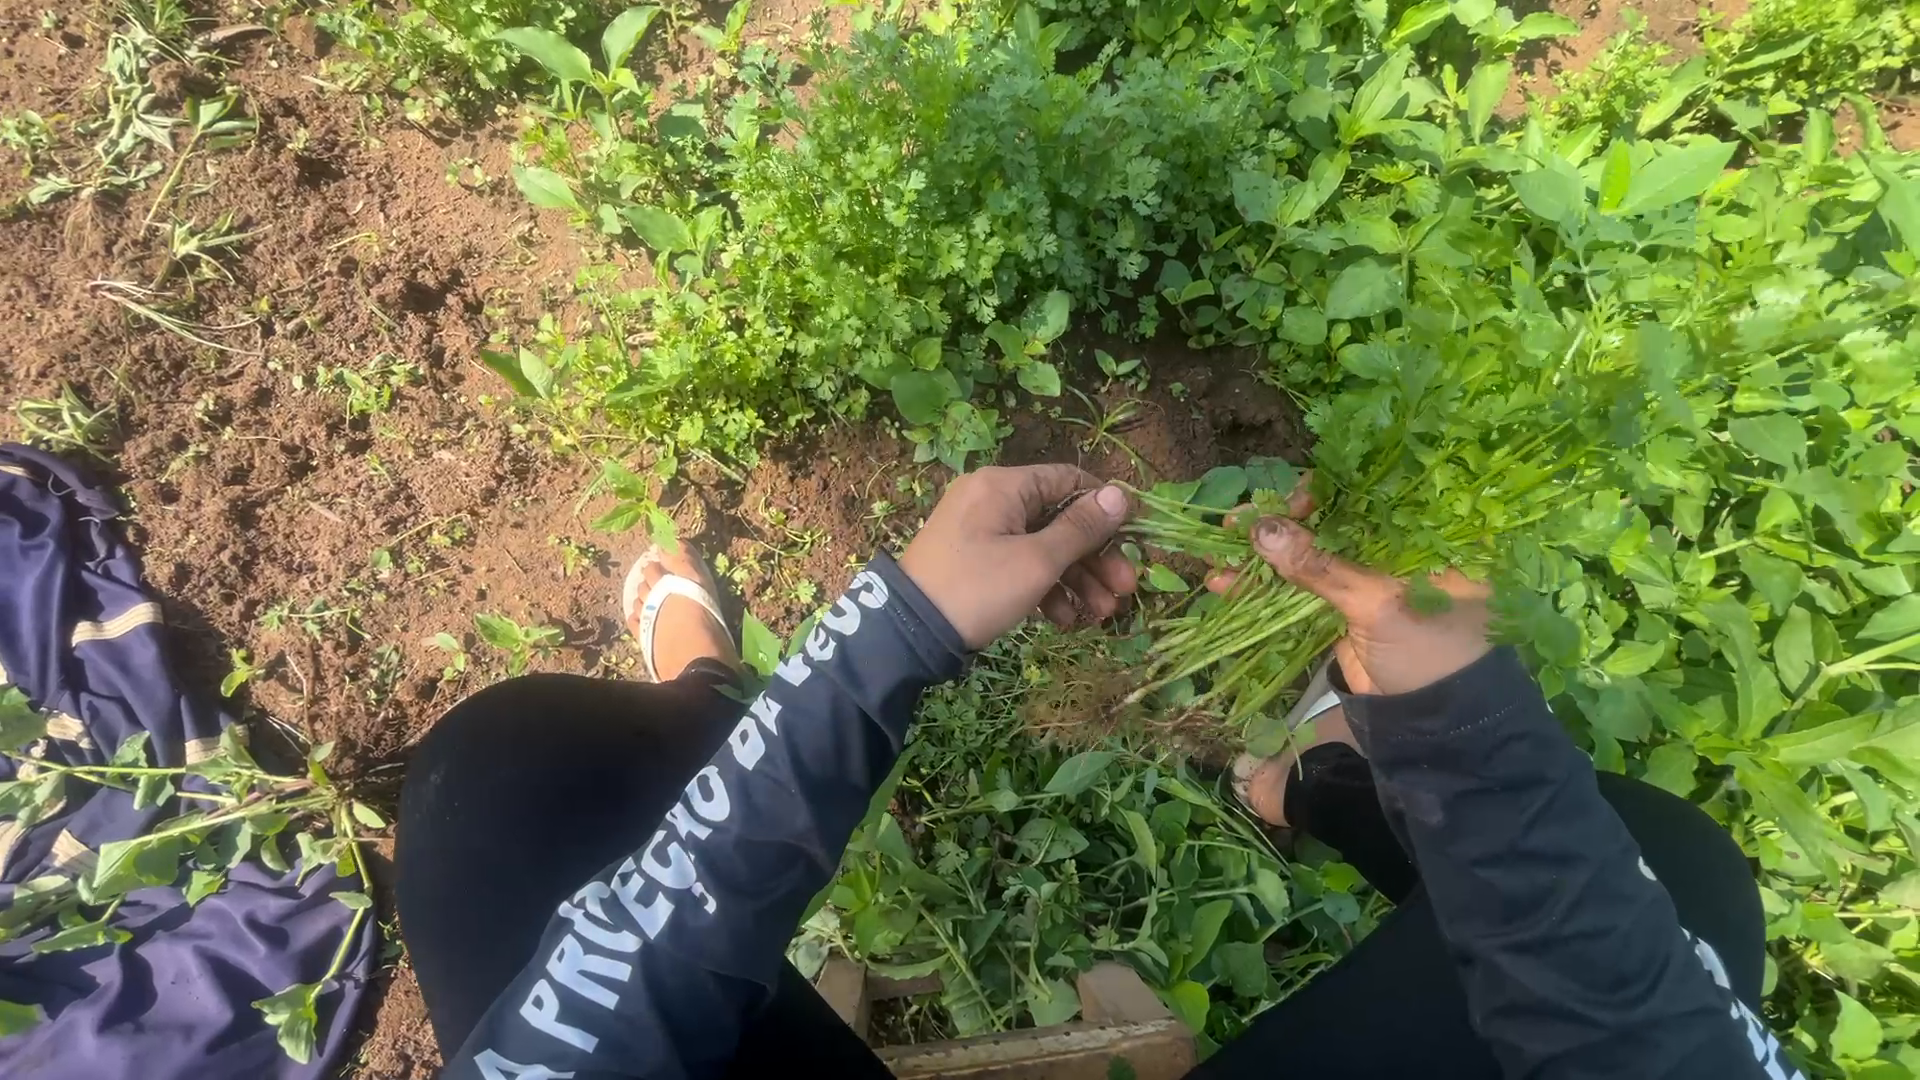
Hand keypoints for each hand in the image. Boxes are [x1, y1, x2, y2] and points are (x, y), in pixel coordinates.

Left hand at [899, 465, 1137, 648]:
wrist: (908, 632)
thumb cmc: (978, 588)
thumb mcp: (1036, 561)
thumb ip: (1081, 529)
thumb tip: (1120, 494)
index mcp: (1003, 486)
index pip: (1069, 481)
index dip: (1106, 509)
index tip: (1137, 539)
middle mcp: (991, 499)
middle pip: (1059, 520)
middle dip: (1095, 557)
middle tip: (1126, 590)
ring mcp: (979, 531)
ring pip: (1041, 547)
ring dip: (1075, 579)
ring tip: (1102, 614)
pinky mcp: (973, 560)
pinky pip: (1017, 564)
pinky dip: (1042, 588)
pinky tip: (1063, 620)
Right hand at [1206, 481, 1489, 694]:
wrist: (1434, 720)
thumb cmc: (1430, 652)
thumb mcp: (1377, 604)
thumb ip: (1320, 567)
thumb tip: (1261, 529)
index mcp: (1423, 534)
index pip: (1366, 494)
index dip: (1321, 493)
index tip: (1284, 503)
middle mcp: (1391, 547)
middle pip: (1325, 522)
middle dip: (1277, 523)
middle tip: (1235, 524)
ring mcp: (1360, 577)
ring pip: (1303, 554)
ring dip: (1260, 556)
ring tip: (1218, 554)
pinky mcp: (1338, 605)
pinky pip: (1295, 586)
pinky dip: (1263, 585)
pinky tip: (1224, 582)